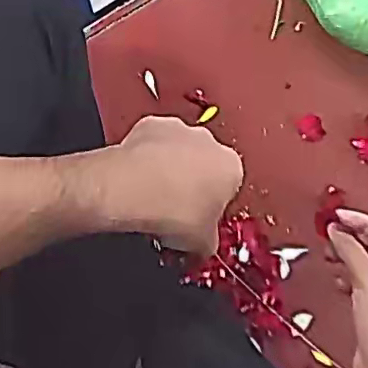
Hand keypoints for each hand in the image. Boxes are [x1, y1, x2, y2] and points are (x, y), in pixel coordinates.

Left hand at [76, 115, 242, 251]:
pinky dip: (147, 156)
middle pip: (205, 163)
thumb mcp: (204, 243)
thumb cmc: (174, 211)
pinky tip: (138, 179)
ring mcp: (179, 128)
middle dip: (193, 182)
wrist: (136, 188)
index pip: (229, 186)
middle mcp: (208, 140)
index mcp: (231, 167)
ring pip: (179, 148)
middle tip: (176, 209)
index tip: (200, 220)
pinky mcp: (151, 123)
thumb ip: (209, 239)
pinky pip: (153, 141)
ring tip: (153, 196)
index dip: (214, 206)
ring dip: (170, 166)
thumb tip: (202, 244)